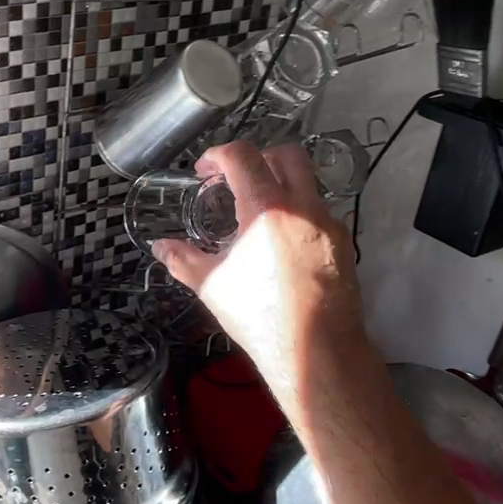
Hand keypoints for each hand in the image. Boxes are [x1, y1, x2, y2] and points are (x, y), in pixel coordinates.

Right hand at [152, 142, 370, 404]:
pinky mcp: (342, 242)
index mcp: (265, 208)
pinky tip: (279, 243)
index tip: (205, 171)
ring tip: (256, 213)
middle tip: (235, 180)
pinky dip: (296, 212)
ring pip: (307, 181)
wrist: (317, 349)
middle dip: (257, 158)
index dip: (218, 155)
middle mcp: (302, 205)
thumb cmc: (260, 316)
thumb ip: (182, 259)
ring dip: (279, 184)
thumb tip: (160, 247)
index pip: (243, 155)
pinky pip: (318, 211)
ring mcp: (327, 222)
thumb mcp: (211, 286)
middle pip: (285, 153)